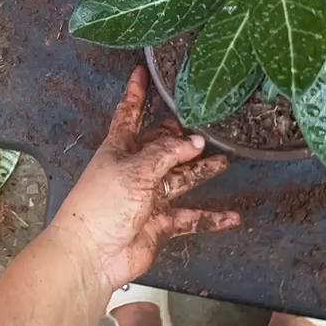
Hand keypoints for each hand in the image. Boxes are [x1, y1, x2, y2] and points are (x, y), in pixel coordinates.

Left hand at [45, 67, 238, 291]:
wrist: (92, 254)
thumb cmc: (103, 203)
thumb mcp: (134, 168)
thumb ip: (166, 153)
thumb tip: (195, 142)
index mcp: (120, 148)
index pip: (129, 113)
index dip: (136, 93)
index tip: (142, 71)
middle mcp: (135, 169)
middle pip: (163, 146)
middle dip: (181, 136)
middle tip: (206, 124)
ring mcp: (148, 196)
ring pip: (181, 179)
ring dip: (202, 171)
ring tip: (226, 161)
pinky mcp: (159, 224)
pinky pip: (190, 217)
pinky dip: (211, 218)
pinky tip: (232, 217)